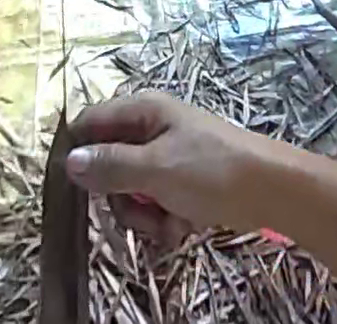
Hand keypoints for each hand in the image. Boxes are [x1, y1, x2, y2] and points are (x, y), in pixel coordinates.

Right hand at [65, 92, 280, 242]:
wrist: (268, 188)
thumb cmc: (210, 169)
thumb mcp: (156, 169)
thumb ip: (111, 165)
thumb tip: (68, 161)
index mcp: (143, 110)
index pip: (91, 122)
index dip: (77, 153)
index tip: (70, 189)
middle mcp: (150, 127)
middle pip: (108, 163)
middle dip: (120, 197)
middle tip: (141, 211)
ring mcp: (165, 153)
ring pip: (129, 189)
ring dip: (144, 214)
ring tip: (168, 221)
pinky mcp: (179, 178)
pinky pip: (153, 201)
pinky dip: (163, 218)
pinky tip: (182, 225)